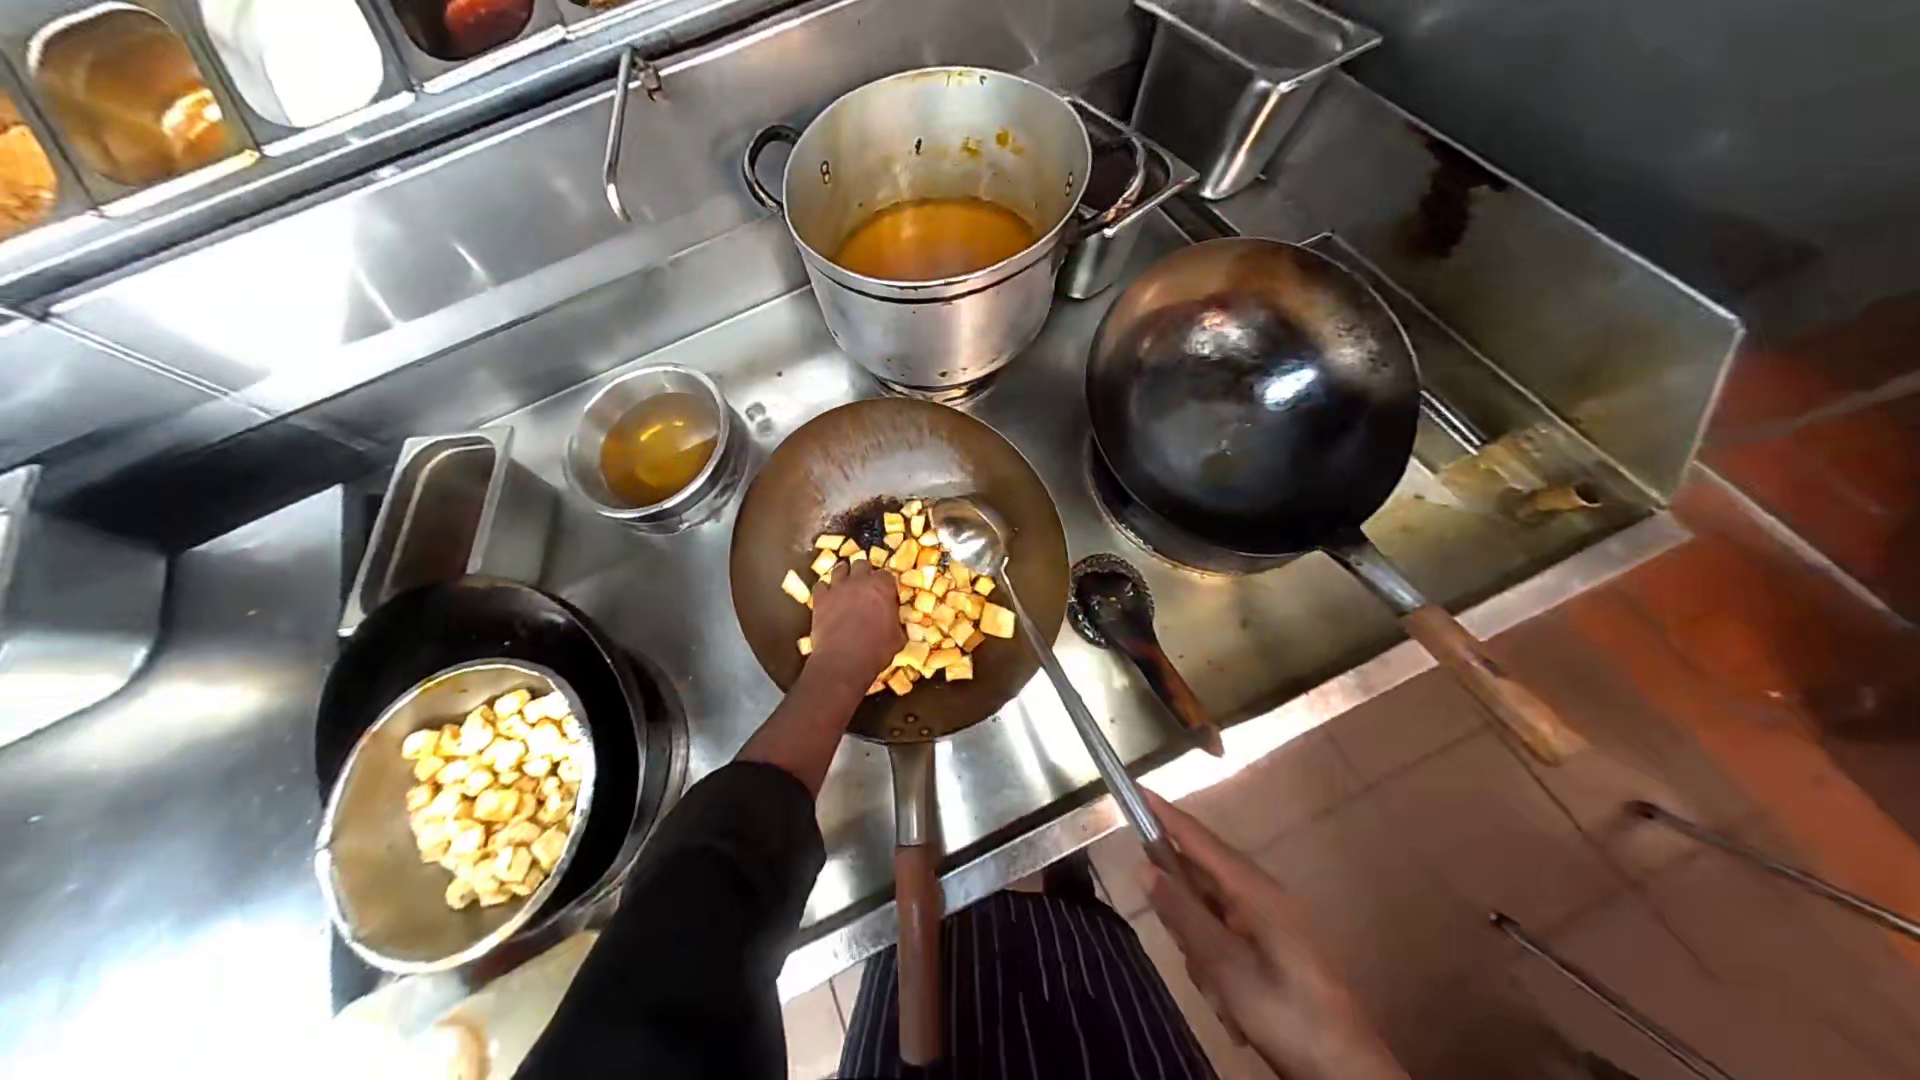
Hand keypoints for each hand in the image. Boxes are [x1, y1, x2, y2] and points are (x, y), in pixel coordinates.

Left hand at [807, 560, 905, 687]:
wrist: (843, 659)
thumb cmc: (876, 650)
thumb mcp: (897, 638)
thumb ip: (897, 625)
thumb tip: (898, 627)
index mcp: (883, 587)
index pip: (886, 574)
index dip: (886, 583)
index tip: (886, 593)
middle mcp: (860, 581)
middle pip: (862, 565)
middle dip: (864, 572)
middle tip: (865, 585)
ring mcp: (838, 587)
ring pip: (840, 569)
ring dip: (844, 574)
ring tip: (845, 584)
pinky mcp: (820, 599)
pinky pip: (820, 585)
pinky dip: (825, 589)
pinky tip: (827, 596)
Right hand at [1142, 793, 1408, 1079]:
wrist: (1347, 1073)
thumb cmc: (1287, 1014)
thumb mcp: (1225, 967)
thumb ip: (1182, 913)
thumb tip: (1144, 867)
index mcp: (1253, 888)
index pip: (1198, 838)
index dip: (1165, 815)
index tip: (1135, 790)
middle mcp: (1259, 893)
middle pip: (1198, 877)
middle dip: (1182, 915)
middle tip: (1194, 958)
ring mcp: (1265, 919)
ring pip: (1206, 911)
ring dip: (1200, 950)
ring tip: (1222, 995)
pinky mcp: (1268, 942)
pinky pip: (1221, 934)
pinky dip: (1215, 963)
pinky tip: (1231, 1005)